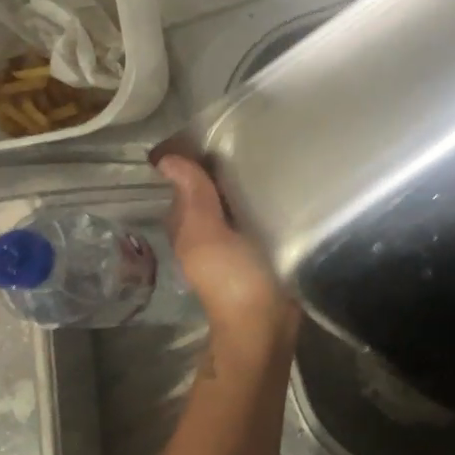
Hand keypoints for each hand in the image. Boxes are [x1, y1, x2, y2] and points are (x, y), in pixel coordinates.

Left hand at [158, 156, 299, 358]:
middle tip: (259, 136)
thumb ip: (194, 197)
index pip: (189, 181)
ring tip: (278, 154)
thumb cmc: (232, 279)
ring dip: (253, 184)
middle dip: (231, 166)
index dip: (201, 156)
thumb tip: (166, 159)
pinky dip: (270, 203)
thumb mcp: (206, 235)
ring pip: (240, 203)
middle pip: (216, 190)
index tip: (227, 128)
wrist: (266, 326)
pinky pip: (263, 218)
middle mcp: (209, 231)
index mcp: (188, 224)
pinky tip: (288, 190)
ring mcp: (238, 242)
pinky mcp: (265, 249)